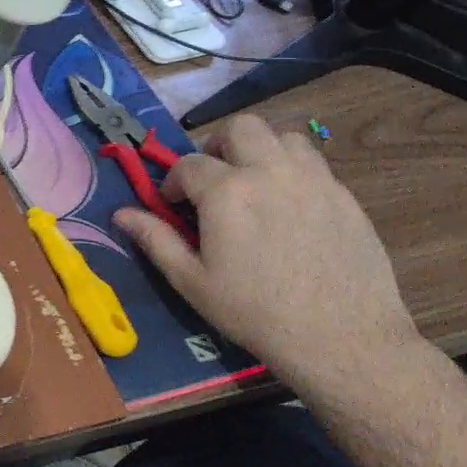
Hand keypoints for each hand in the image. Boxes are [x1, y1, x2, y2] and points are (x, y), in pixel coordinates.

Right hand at [112, 114, 420, 388]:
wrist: (341, 337)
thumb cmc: (254, 311)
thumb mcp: (191, 281)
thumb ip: (156, 239)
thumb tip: (121, 213)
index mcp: (227, 192)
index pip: (189, 164)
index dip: (173, 182)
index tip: (173, 206)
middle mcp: (271, 173)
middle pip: (241, 129)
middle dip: (218, 147)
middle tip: (213, 181)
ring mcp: (314, 181)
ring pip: (283, 138)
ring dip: (260, 152)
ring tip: (253, 185)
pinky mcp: (345, 197)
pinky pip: (314, 165)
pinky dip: (292, 173)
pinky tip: (287, 209)